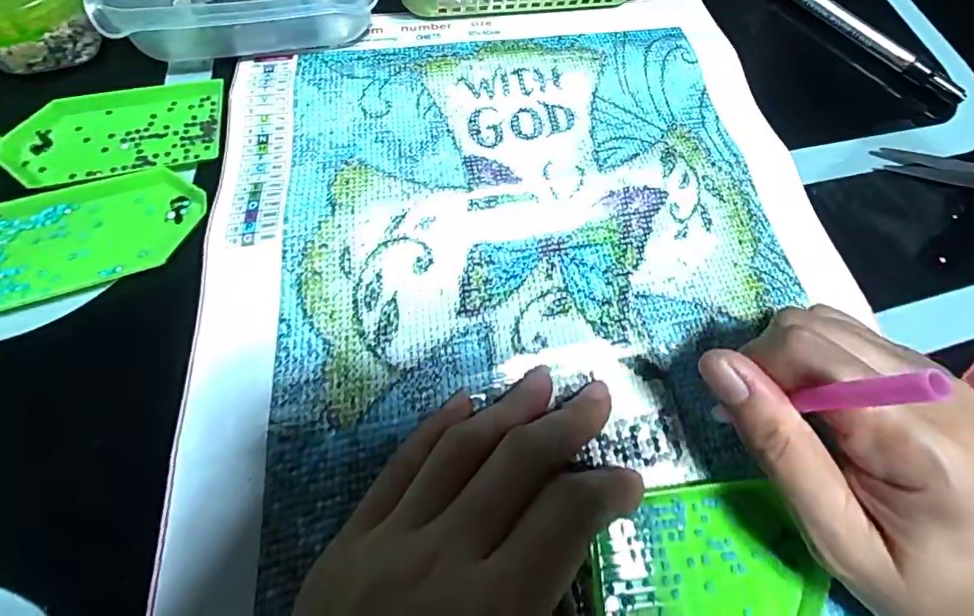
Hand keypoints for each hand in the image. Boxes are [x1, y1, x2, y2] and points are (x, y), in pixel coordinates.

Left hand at [295, 367, 644, 615]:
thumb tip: (584, 550)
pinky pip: (399, 467)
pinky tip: (464, 401)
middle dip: (569, 423)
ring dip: (509, 408)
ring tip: (542, 379)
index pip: (567, 515)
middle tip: (599, 395)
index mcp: (492, 609)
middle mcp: (441, 562)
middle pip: (519, 462)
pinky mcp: (342, 547)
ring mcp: (386, 546)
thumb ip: (549, 607)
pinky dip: (435, 428)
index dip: (608, 488)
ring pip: (462, 450)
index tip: (630, 483)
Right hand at [698, 306, 973, 615]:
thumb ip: (780, 448)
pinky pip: (853, 335)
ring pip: (830, 320)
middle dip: (769, 359)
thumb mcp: (838, 539)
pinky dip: (820, 358)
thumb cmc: (919, 586)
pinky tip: (827, 406)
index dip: (757, 367)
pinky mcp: (932, 365)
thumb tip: (718, 366)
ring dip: (793, 356)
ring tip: (796, 416)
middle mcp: (932, 381)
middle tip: (763, 420)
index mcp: (918, 435)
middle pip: (816, 325)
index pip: (811, 351)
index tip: (734, 413)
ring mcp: (936, 367)